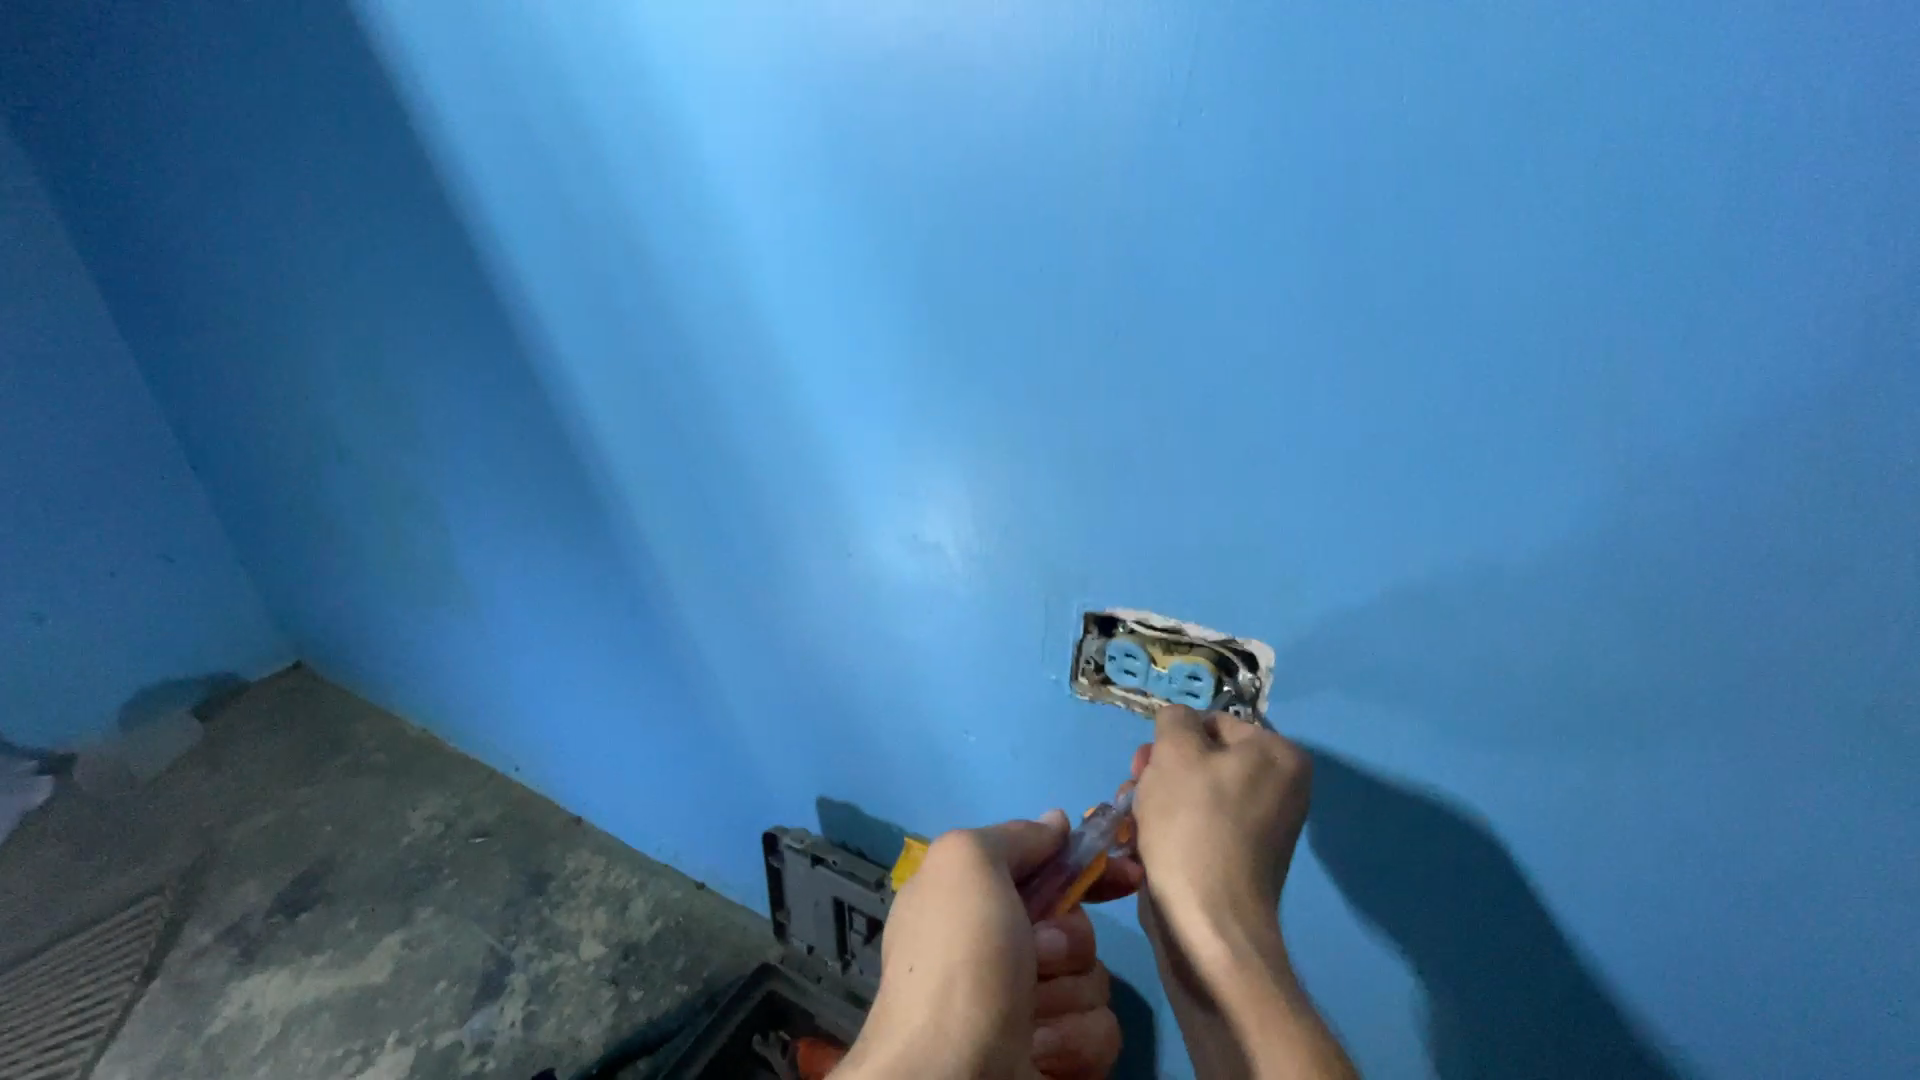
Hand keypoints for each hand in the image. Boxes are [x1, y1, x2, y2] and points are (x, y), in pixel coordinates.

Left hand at [840, 813, 1138, 1078]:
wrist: (948, 1077)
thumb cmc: (958, 959)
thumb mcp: (967, 864)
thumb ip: (1014, 836)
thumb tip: (1056, 823)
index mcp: (976, 903)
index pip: (1049, 871)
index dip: (1090, 869)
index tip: (1127, 872)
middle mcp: (1003, 951)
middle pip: (1080, 927)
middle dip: (1067, 941)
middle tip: (1035, 954)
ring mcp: (1031, 1008)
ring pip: (1096, 981)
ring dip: (1066, 996)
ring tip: (1025, 1017)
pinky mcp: (1059, 1057)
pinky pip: (1101, 1033)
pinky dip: (1072, 1041)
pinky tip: (1037, 1052)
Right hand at [1129, 705, 1311, 975]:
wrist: (1207, 923)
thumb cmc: (1192, 825)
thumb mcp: (1174, 751)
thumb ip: (1175, 719)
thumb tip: (1179, 724)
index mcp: (1279, 755)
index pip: (1211, 722)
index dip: (1170, 741)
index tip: (1145, 765)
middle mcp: (1281, 787)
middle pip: (1200, 759)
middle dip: (1159, 773)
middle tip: (1135, 792)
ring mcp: (1262, 828)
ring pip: (1192, 794)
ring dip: (1155, 801)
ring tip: (1133, 824)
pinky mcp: (1240, 860)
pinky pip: (1199, 827)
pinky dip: (1170, 830)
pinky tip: (1143, 843)